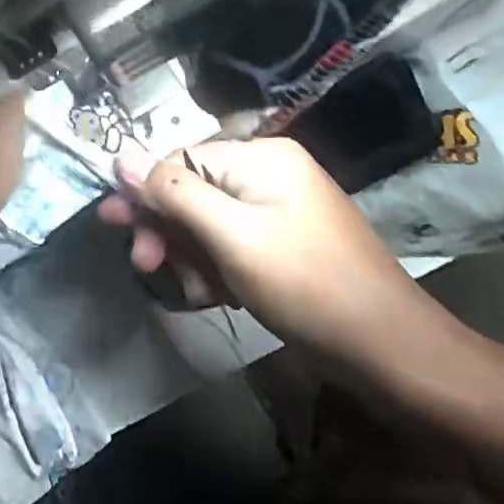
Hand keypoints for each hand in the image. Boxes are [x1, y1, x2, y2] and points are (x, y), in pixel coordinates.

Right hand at [99, 138, 459, 368]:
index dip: (146, 191)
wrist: (387, 348)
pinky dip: (218, 270)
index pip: (182, 159)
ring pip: (209, 224)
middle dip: (168, 229)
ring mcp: (278, 210)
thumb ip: (174, 193)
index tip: (115, 226)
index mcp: (260, 157)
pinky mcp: (283, 244)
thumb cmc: (305, 283)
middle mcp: (268, 174)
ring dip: (192, 258)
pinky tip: (218, 296)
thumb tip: (121, 155)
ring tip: (197, 293)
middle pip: (193, 191)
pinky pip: (233, 246)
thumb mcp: (231, 234)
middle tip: (144, 263)